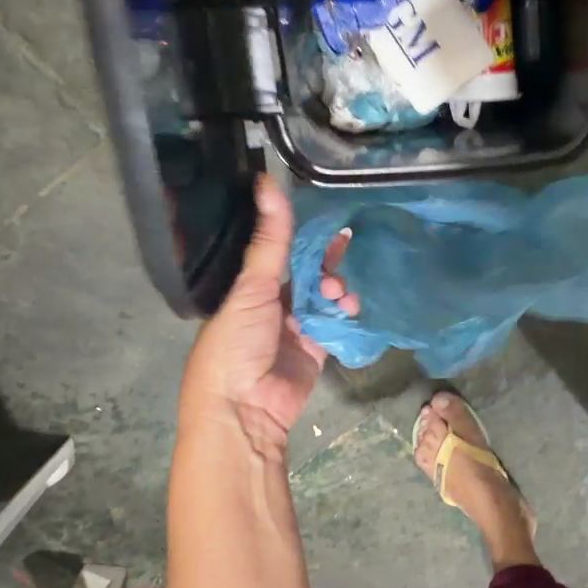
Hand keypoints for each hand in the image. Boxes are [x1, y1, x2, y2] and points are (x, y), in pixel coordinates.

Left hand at [180, 176, 327, 456]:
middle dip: (325, 259)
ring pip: (323, 296)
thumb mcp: (251, 287)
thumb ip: (270, 239)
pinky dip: (346, 313)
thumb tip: (267, 181)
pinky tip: (352, 305)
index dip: (301, 232)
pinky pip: (336, 323)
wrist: (244, 407)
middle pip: (305, 271)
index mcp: (246, 288)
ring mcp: (295, 328)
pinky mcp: (316, 349)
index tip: (327, 213)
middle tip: (346, 242)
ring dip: (335, 287)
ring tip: (338, 291)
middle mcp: (271, 304)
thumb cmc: (236, 343)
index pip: (278, 250)